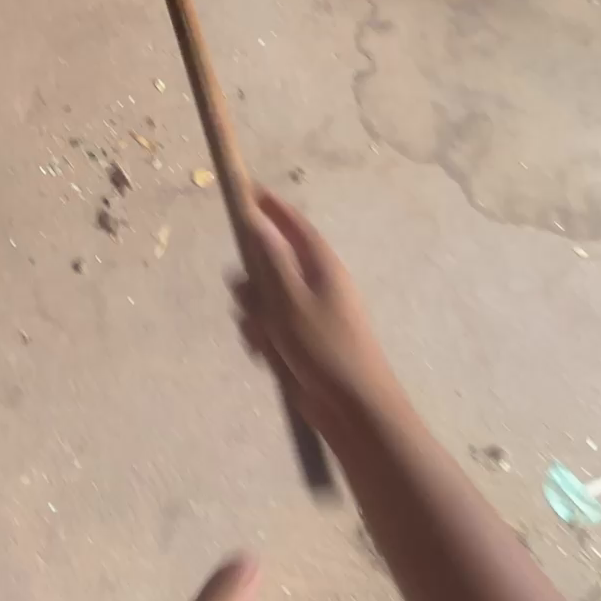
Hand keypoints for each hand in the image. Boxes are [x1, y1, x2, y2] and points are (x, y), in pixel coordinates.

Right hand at [232, 189, 399, 427]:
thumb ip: (272, 260)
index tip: (247, 190)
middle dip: (252, 282)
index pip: (294, 226)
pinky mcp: (299, 339)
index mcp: (321, 268)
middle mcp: (315, 285)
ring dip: (254, 315)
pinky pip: (268, 325)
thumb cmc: (326, 349)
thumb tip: (258, 222)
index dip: (271, 207)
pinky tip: (266, 354)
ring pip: (262, 298)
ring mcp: (307, 313)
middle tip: (248, 300)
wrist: (353, 409)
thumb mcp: (291, 301)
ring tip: (262, 338)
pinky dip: (262, 336)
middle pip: (269, 264)